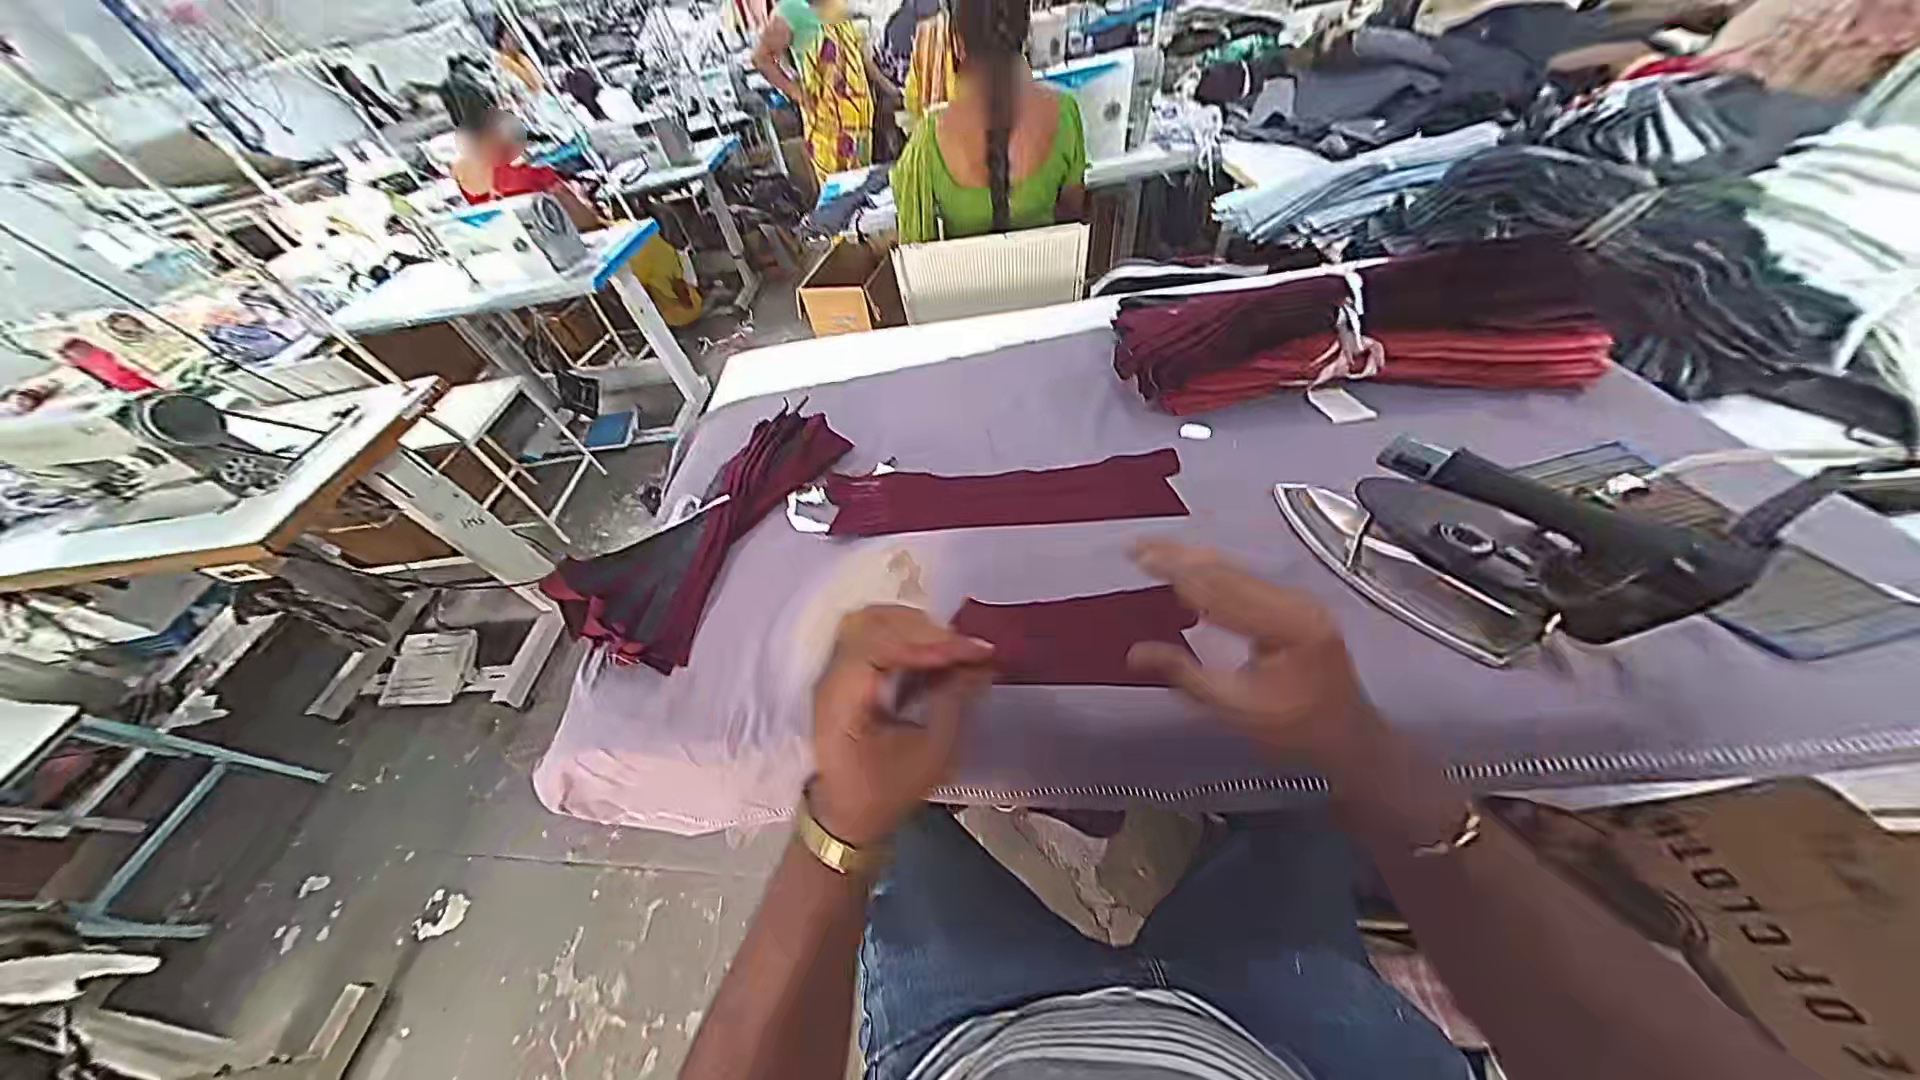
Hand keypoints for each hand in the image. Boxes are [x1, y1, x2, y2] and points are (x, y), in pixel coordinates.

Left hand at [811, 606, 993, 845]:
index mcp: (841, 701)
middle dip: (925, 630)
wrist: (846, 813)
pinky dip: (908, 634)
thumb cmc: (883, 792)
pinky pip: (876, 633)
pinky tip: (935, 650)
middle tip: (966, 649)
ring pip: (873, 621)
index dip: (928, 643)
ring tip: (953, 647)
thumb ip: (953, 703)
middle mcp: (831, 676)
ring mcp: (836, 669)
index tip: (972, 651)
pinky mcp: (848, 668)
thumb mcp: (930, 756)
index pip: (879, 647)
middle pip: (873, 623)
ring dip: (917, 627)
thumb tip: (981, 663)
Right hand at [1126, 540, 1379, 763]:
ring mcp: (1298, 601)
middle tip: (1139, 547)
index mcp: (1290, 627)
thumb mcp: (1237, 708)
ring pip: (1235, 569)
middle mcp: (1298, 604)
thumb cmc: (1300, 730)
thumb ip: (1185, 675)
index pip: (1222, 589)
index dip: (1178, 571)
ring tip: (1153, 550)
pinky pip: (1243, 579)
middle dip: (1179, 556)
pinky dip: (1208, 571)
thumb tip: (1136, 653)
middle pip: (1227, 570)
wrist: (1348, 738)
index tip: (1144, 558)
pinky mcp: (1291, 604)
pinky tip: (1186, 565)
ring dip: (1190, 558)